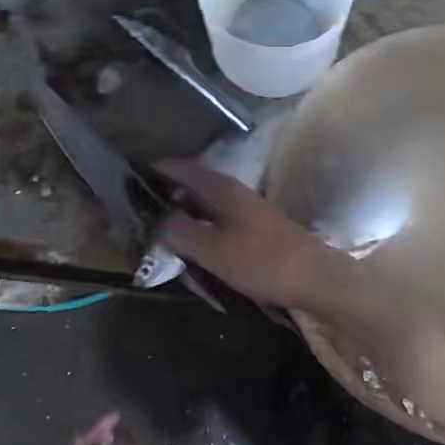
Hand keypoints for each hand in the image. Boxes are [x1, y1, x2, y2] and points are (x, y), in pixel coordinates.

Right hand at [154, 159, 332, 308]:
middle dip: (165, 189)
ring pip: (204, 201)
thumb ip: (181, 232)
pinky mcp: (252, 227)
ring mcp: (244, 208)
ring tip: (155, 222)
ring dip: (181, 208)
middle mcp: (232, 190)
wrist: (314, 277)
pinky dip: (197, 222)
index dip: (156, 168)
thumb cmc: (262, 260)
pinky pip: (215, 217)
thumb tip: (158, 220)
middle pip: (192, 183)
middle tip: (137, 202)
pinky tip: (188, 239)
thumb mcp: (212, 249)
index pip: (181, 167)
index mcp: (221, 187)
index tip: (131, 172)